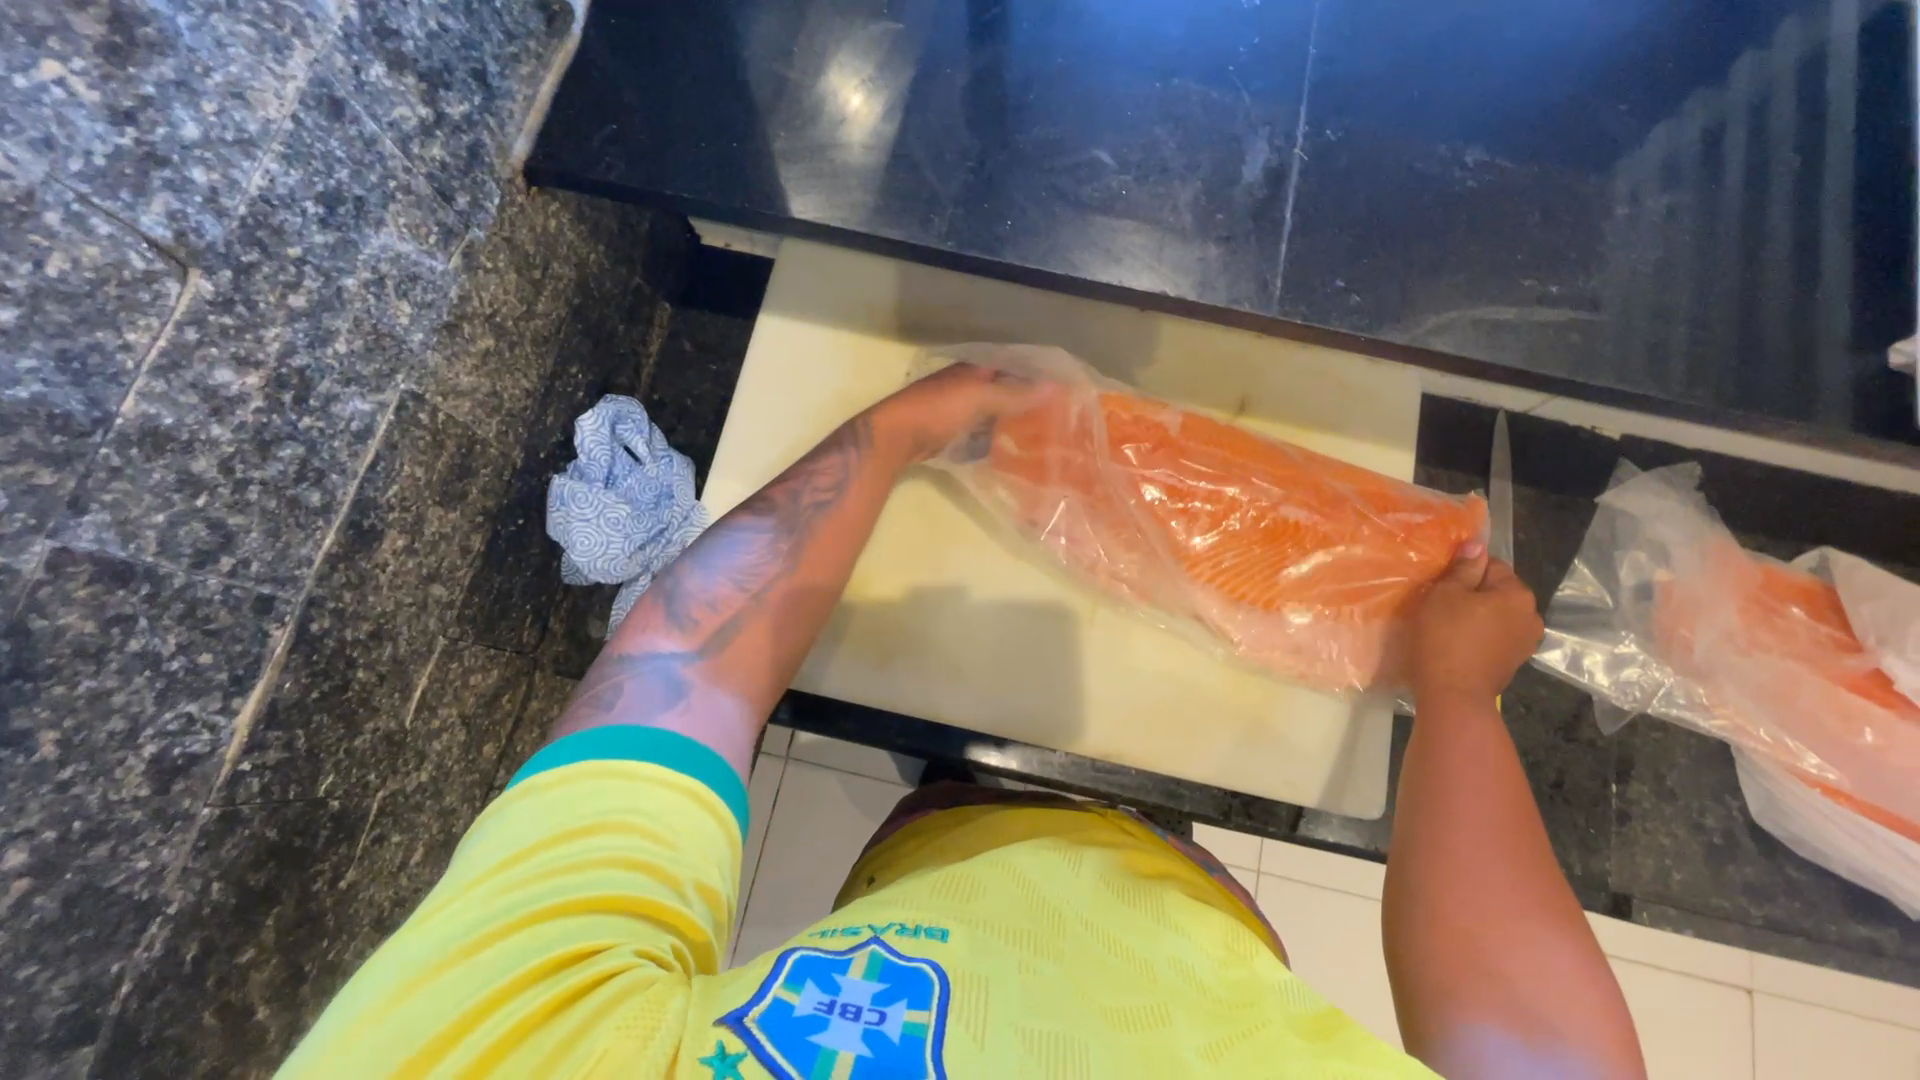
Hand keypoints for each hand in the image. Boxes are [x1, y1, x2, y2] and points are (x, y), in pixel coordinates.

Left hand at [866, 362, 1056, 464]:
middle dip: (1027, 399)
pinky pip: (980, 434)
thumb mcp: (980, 398)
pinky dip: (994, 440)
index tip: (1063, 385)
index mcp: (973, 370)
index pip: (1012, 364)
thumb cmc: (938, 409)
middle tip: (1059, 414)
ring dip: (1012, 422)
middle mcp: (966, 386)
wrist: (897, 437)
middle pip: (1003, 390)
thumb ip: (1015, 394)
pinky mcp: (951, 434)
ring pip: (992, 413)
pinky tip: (1012, 450)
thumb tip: (1055, 387)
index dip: (1035, 372)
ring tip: (1043, 434)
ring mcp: (957, 411)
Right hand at [1408, 543, 1543, 705]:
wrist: (1454, 694)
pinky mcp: (1515, 661)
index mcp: (1517, 593)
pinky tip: (1460, 646)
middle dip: (1473, 595)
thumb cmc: (1445, 638)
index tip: (1442, 586)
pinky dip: (1481, 637)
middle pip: (1497, 592)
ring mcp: (1526, 641)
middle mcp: (1531, 614)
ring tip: (1449, 628)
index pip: (1491, 565)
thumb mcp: (1444, 595)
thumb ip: (1463, 569)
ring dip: (1478, 617)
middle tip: (1441, 607)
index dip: (1464, 572)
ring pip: (1497, 615)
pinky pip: (1496, 637)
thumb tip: (1477, 545)